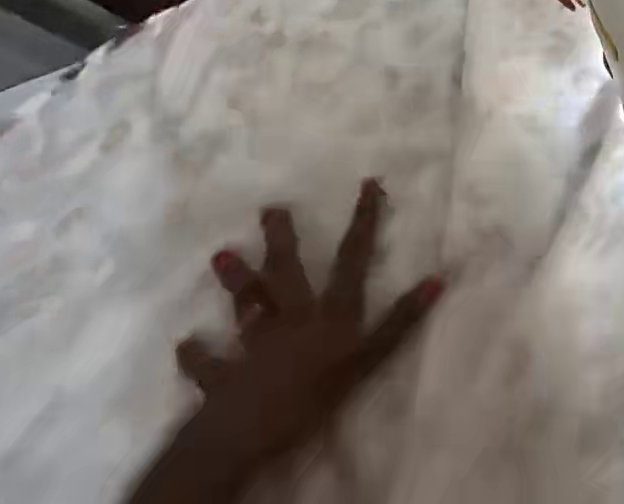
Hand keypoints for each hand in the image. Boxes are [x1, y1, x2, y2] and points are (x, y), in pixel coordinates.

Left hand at [126, 179, 444, 503]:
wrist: (242, 438)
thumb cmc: (313, 395)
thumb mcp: (369, 358)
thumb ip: (401, 319)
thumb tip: (439, 278)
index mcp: (330, 310)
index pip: (352, 256)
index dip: (363, 220)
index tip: (367, 185)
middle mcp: (292, 317)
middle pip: (287, 272)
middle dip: (281, 240)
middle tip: (270, 209)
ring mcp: (253, 345)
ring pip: (247, 306)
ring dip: (235, 282)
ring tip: (221, 255)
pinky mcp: (223, 377)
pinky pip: (208, 365)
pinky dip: (197, 355)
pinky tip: (184, 344)